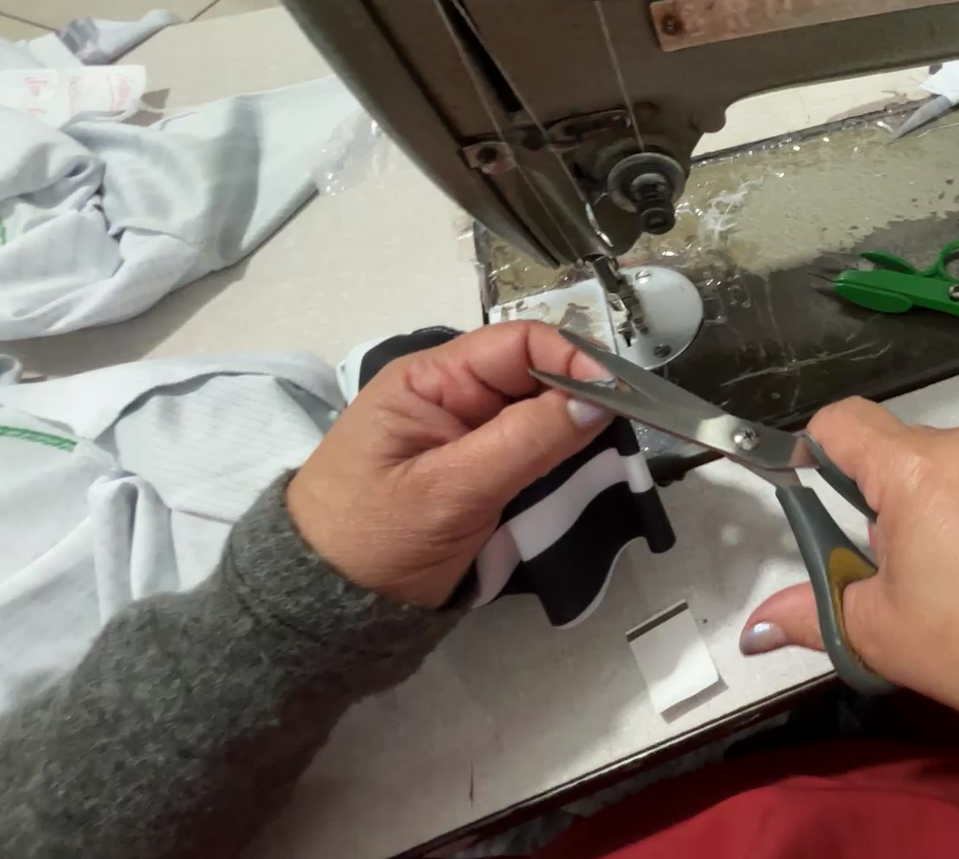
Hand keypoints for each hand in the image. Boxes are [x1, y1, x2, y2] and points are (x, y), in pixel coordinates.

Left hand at [287, 321, 616, 607]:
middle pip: (542, 373)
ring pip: (550, 410)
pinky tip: (594, 466)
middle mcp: (459, 394)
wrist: (328, 615)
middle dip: (586, 395)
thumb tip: (603, 401)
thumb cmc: (373, 542)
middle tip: (631, 424)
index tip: (618, 395)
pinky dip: (573, 454)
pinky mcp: (492, 465)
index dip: (574, 359)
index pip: (520, 343)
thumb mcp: (451, 489)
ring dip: (584, 428)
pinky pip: (545, 445)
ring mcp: (477, 431)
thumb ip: (529, 440)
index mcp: (433, 380)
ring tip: (618, 448)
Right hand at [740, 398, 958, 725]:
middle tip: (894, 563)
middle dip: (878, 495)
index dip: (816, 446)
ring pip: (942, 461)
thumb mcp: (880, 631)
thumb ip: (810, 613)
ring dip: (928, 499)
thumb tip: (754, 629)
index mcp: (915, 469)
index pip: (844, 421)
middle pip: (894, 448)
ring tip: (952, 567)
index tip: (812, 484)